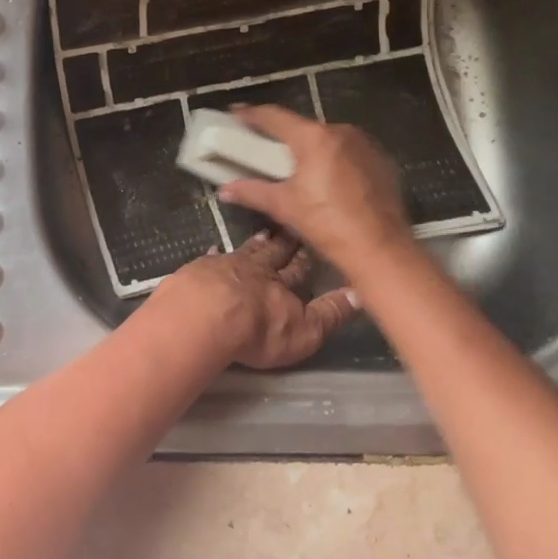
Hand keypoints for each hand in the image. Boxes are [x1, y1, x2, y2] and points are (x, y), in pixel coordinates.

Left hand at [154, 231, 360, 368]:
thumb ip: (330, 313)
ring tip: (261, 236)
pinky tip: (214, 250)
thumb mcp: (305, 330)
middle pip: (271, 252)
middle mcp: (255, 267)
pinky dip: (214, 254)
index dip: (307, 257)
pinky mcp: (198, 270)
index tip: (314, 239)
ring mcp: (224, 266)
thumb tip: (359, 294)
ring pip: (243, 251)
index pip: (299, 268)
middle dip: (282, 242)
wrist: (204, 314)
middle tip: (287, 228)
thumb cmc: (259, 328)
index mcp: (282, 283)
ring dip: (253, 245)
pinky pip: (210, 259)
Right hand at [217, 106, 412, 268]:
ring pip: (327, 139)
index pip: (274, 117)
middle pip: (303, 127)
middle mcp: (340, 132)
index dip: (251, 114)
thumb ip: (252, 192)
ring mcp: (365, 144)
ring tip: (297, 165)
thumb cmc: (327, 224)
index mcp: (313, 137)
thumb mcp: (284, 206)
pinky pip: (349, 151)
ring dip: (310, 147)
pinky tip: (327, 179)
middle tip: (265, 147)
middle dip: (283, 135)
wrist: (381, 250)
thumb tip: (224, 190)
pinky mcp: (381, 160)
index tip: (236, 113)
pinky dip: (333, 158)